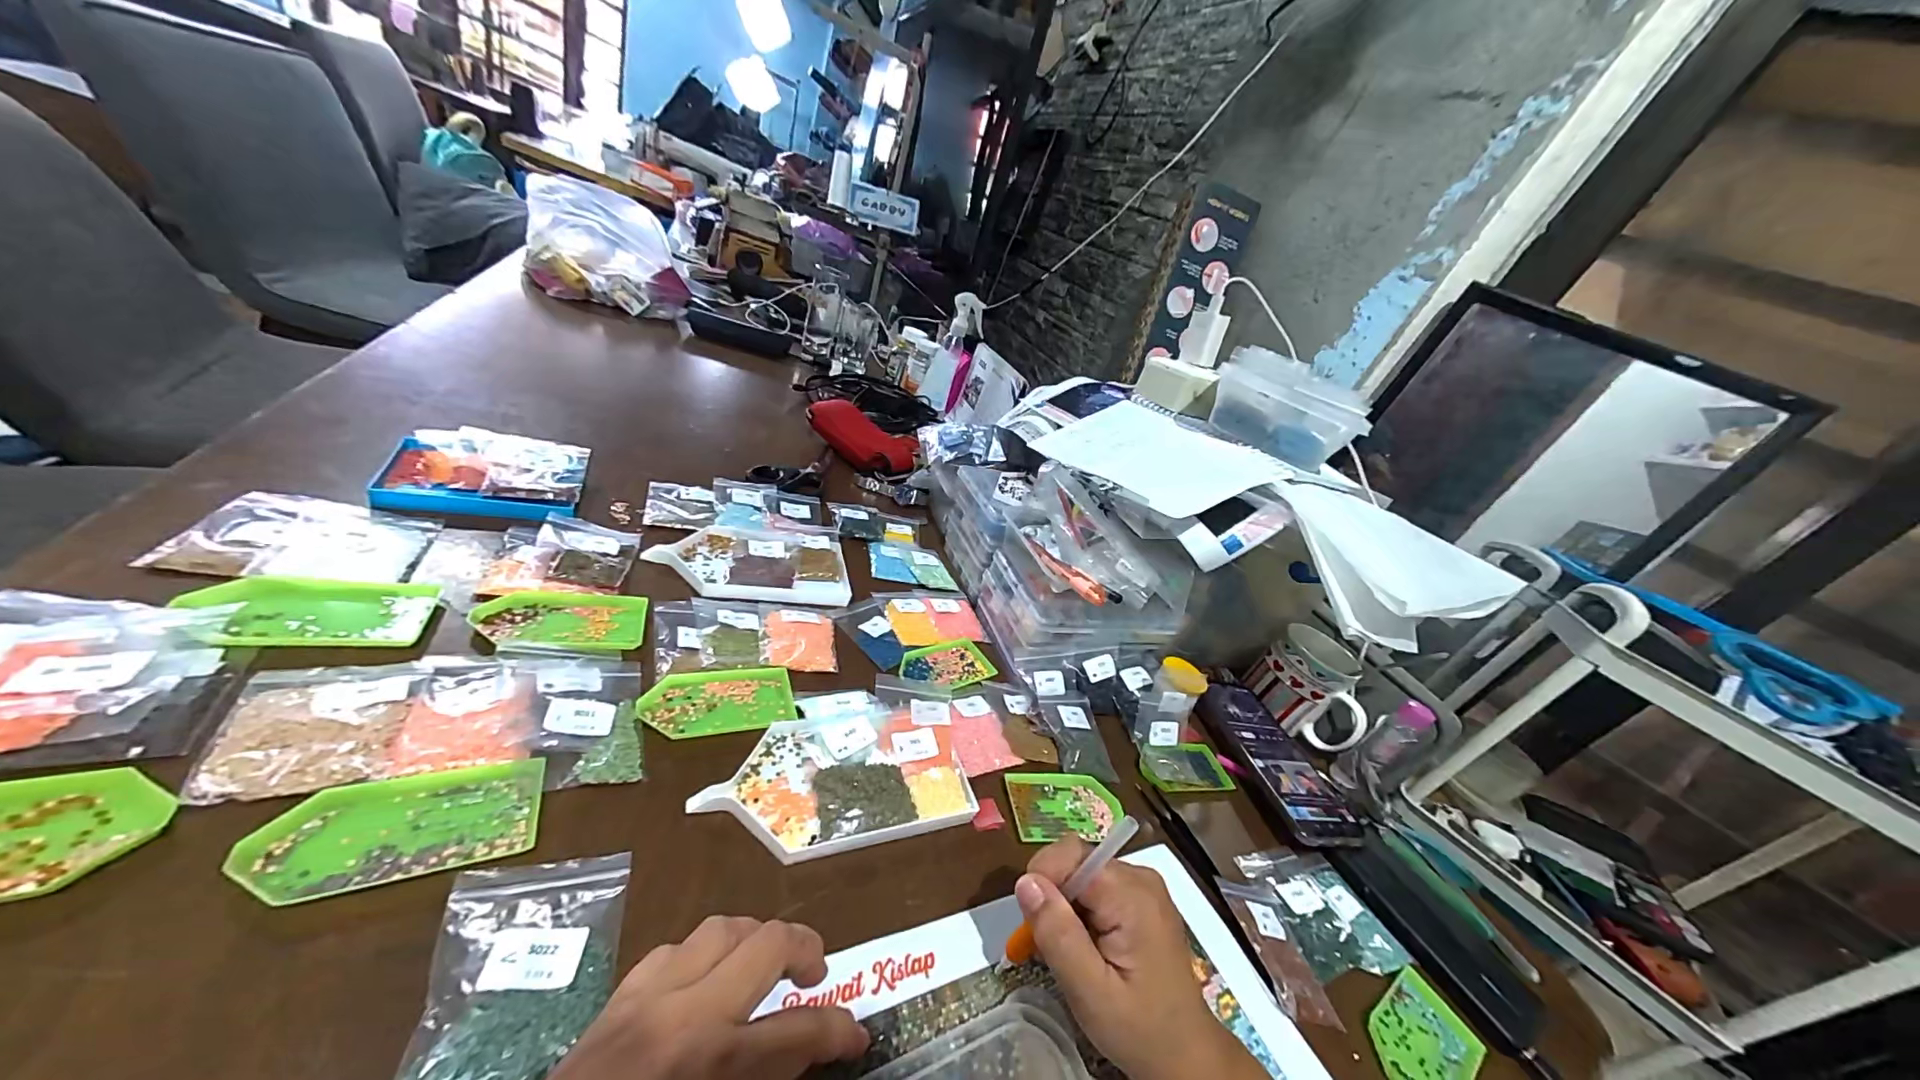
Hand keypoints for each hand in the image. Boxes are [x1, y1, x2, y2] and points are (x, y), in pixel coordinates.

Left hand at [550, 916, 869, 1079]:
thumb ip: (764, 1075)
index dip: (839, 1030)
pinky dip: (702, 955)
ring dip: (753, 941)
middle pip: (766, 945)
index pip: (798, 1032)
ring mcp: (647, 998)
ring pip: (721, 929)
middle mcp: (683, 1018)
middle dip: (804, 949)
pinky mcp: (619, 997)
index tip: (855, 1031)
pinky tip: (704, 978)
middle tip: (814, 975)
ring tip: (763, 965)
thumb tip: (808, 1047)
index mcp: (711, 1062)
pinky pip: (674, 948)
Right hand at [1016, 839, 1264, 1079]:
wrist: (1188, 1057)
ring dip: (1064, 909)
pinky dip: (1079, 914)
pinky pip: (1096, 890)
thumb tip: (1025, 881)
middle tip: (1049, 948)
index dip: (1043, 880)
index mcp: (1132, 893)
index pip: (1070, 854)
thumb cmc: (1141, 1029)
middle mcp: (1139, 877)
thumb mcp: (1090, 991)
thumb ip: (1057, 933)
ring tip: (1069, 955)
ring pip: (1081, 876)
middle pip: (1075, 863)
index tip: (1034, 924)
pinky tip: (1085, 950)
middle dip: (1052, 899)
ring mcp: (1142, 887)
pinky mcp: (1141, 900)